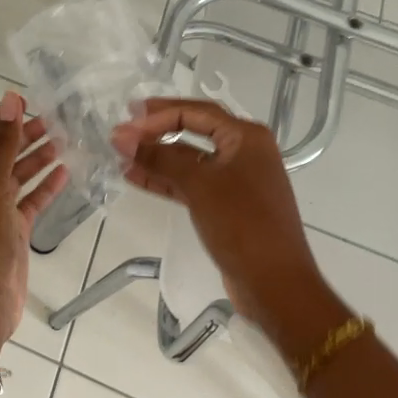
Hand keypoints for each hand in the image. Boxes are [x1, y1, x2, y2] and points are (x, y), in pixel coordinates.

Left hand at [0, 91, 70, 349]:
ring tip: (65, 140)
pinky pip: (33, 200)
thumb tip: (10, 98)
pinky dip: (48, 186)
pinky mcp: (17, 230)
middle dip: (27, 134)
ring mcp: (1, 210)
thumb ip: (5, 142)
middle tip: (56, 119)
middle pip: (6, 152)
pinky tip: (66, 173)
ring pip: (21, 175)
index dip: (3, 117)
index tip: (27, 100)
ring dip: (40, 158)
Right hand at [110, 99, 316, 319]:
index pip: (195, 112)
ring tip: (122, 157)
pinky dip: (166, 179)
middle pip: (193, 131)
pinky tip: (136, 177)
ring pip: (189, 159)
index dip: (158, 115)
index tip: (126, 122)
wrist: (276, 285)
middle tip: (123, 132)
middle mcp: (244, 151)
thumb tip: (121, 138)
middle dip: (156, 132)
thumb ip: (159, 157)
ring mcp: (237, 179)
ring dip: (157, 158)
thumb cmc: (242, 224)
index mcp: (246, 137)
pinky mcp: (228, 205)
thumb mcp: (199, 184)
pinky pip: (192, 182)